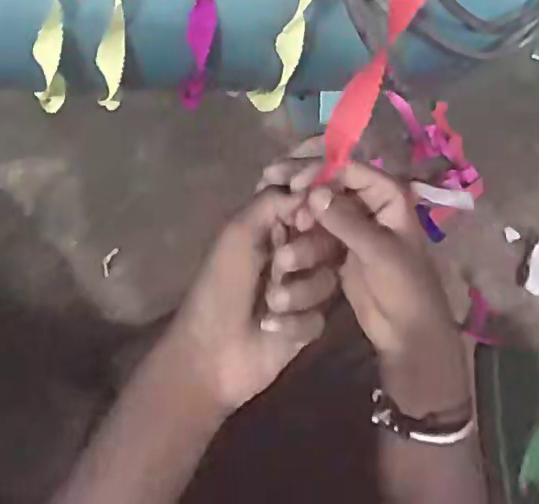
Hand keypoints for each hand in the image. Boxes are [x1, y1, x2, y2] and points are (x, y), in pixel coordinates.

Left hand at [160, 188, 343, 411]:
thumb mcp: (238, 232)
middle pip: (327, 239)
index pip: (311, 203)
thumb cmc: (220, 285)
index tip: (306, 215)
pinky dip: (295, 322)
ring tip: (271, 303)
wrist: (210, 354)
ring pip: (328, 277)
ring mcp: (302, 288)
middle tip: (280, 263)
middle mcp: (293, 250)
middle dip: (306, 252)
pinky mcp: (308, 324)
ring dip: (298, 291)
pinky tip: (271, 327)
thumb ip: (272, 201)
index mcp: (274, 224)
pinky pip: (321, 314)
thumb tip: (310, 185)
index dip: (316, 207)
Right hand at [276, 161, 470, 416]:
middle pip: (329, 181)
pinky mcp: (340, 244)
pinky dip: (299, 228)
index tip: (292, 182)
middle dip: (300, 180)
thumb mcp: (378, 252)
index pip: (348, 169)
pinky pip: (316, 228)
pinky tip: (280, 228)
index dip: (319, 170)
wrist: (409, 335)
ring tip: (278, 216)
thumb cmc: (405, 289)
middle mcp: (369, 201)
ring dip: (297, 208)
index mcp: (387, 194)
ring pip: (319, 205)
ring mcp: (353, 223)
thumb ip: (346, 221)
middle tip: (269, 178)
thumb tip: (314, 193)